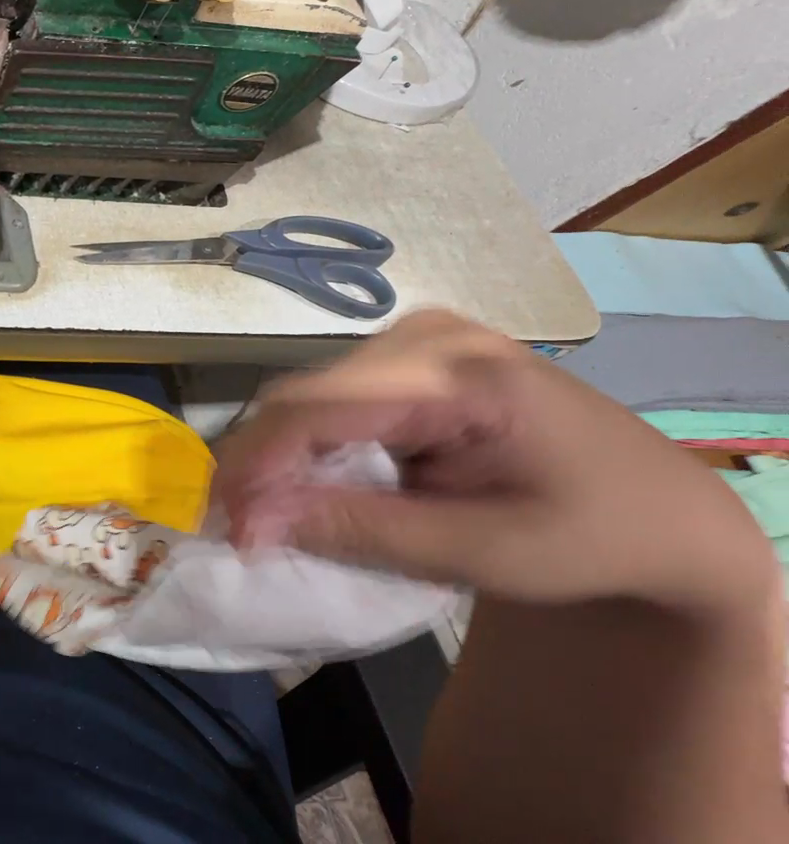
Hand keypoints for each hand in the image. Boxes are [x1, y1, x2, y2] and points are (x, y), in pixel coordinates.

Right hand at [214, 310, 777, 616]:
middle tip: (242, 531)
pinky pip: (326, 400)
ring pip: (304, 397)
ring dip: (277, 459)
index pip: (323, 409)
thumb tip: (250, 521)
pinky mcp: (404, 357)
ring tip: (267, 515)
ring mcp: (415, 340)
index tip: (231, 529)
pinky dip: (305, 448)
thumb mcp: (483, 551)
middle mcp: (428, 337)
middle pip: (303, 397)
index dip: (261, 466)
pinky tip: (305, 485)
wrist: (656, 509)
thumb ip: (361, 529)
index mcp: (463, 373)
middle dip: (261, 465)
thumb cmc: (588, 536)